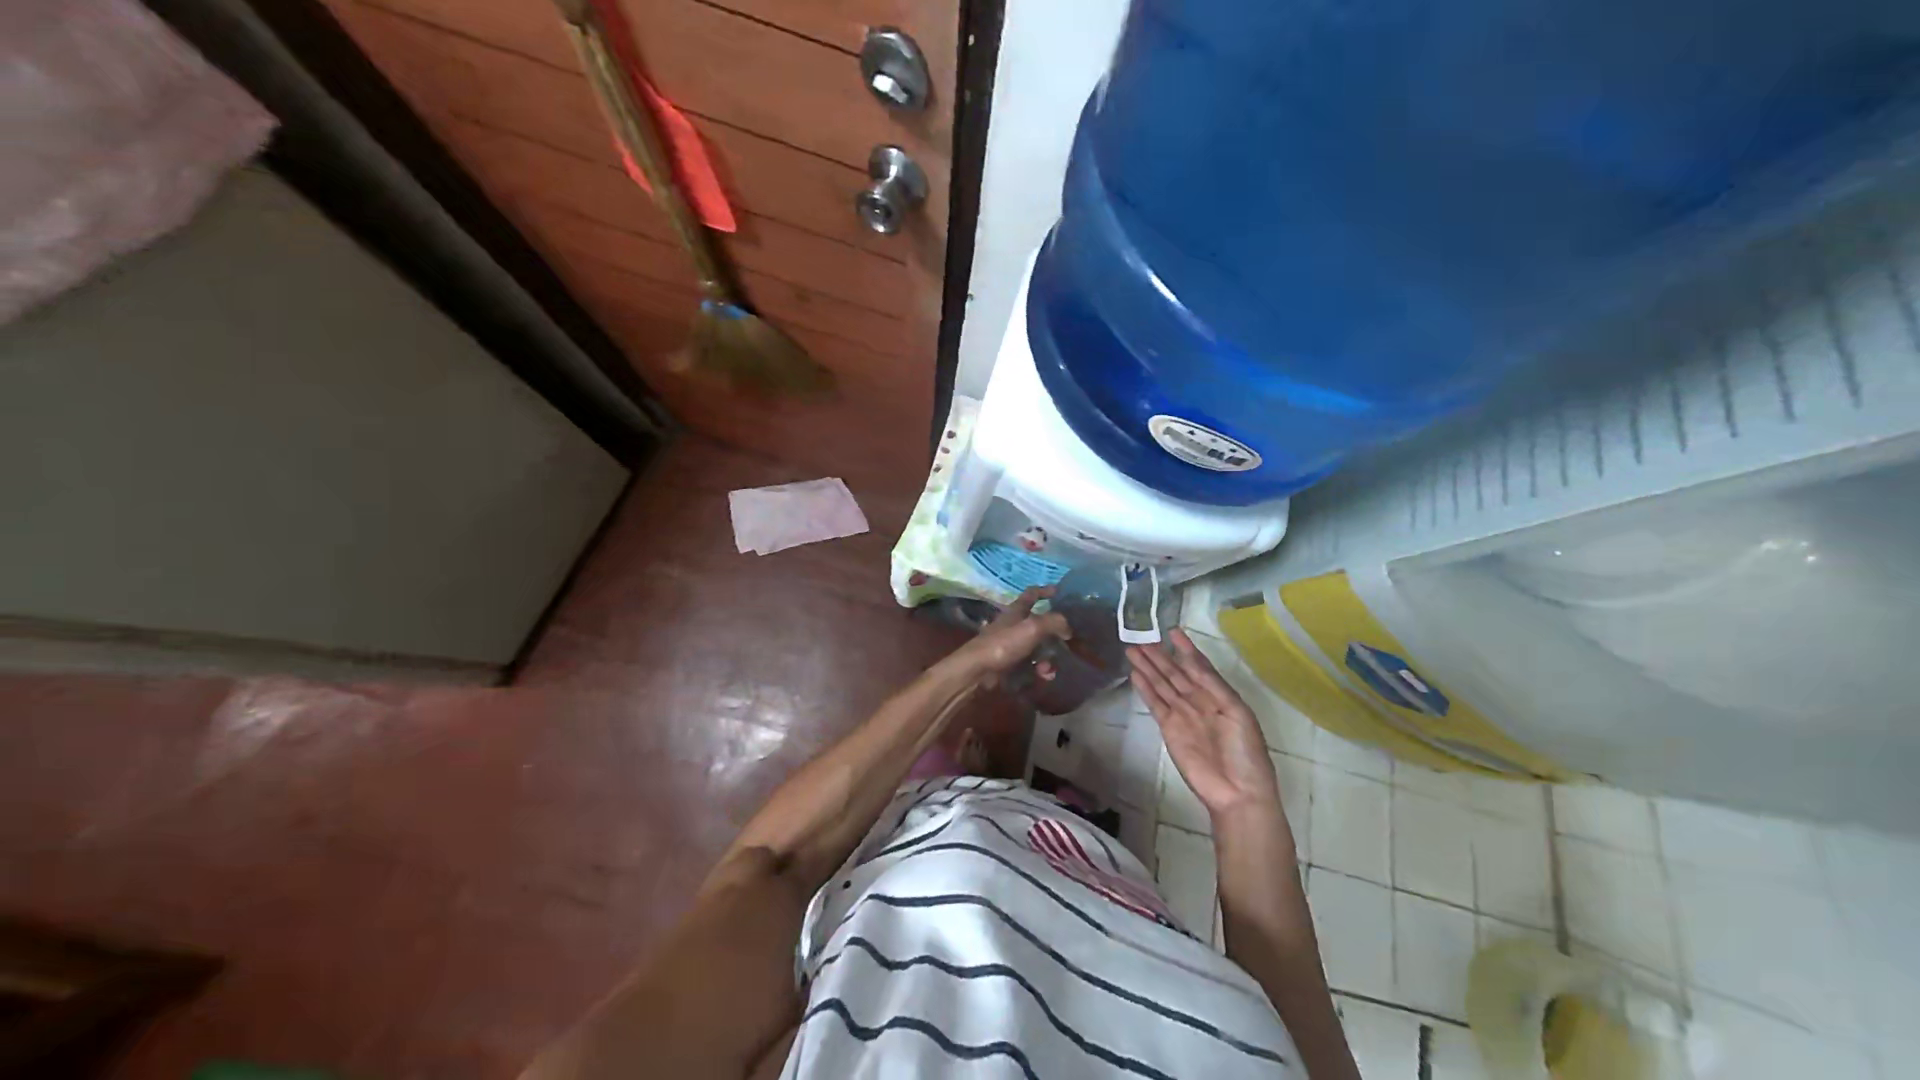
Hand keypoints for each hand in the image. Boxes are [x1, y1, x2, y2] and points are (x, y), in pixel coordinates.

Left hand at [944, 587, 1070, 686]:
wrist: (978, 670)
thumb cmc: (1004, 643)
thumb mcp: (1033, 627)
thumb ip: (1054, 623)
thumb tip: (1068, 628)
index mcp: (1016, 611)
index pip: (1031, 594)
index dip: (1045, 590)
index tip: (1058, 591)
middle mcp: (1013, 625)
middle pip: (1039, 625)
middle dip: (1054, 635)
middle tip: (1066, 642)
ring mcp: (1011, 645)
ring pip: (1037, 648)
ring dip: (1047, 658)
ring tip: (1048, 669)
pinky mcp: (1009, 664)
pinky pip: (1031, 665)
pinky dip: (1039, 670)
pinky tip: (1043, 676)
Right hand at [1129, 629, 1279, 820]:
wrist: (1237, 791)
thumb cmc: (1246, 752)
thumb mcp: (1237, 712)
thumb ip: (1213, 686)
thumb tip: (1192, 661)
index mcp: (1220, 695)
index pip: (1199, 666)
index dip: (1186, 649)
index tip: (1171, 631)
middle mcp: (1199, 701)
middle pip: (1176, 673)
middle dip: (1159, 655)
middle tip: (1141, 637)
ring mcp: (1183, 714)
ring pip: (1162, 685)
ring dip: (1148, 667)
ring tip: (1132, 650)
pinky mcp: (1169, 728)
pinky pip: (1155, 704)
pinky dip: (1145, 689)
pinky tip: (1135, 675)